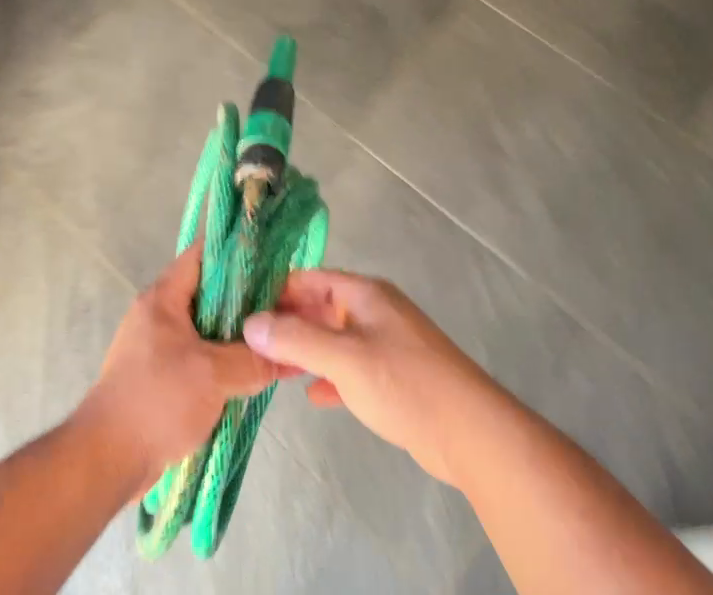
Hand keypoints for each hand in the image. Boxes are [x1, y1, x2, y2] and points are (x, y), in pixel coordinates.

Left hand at [76, 242, 281, 491]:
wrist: (108, 456)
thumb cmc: (157, 400)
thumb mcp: (212, 375)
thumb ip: (252, 361)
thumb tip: (286, 357)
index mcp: (163, 299)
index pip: (202, 256)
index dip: (238, 254)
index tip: (276, 263)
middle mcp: (159, 316)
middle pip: (211, 294)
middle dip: (249, 301)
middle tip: (289, 310)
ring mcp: (160, 348)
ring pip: (209, 330)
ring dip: (241, 338)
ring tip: (281, 344)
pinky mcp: (164, 378)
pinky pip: (203, 360)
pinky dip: (228, 364)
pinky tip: (258, 375)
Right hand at [243, 269, 493, 486]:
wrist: (471, 434)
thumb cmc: (405, 384)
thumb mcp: (344, 359)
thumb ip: (296, 339)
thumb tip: (250, 323)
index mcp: (365, 294)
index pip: (310, 279)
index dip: (275, 291)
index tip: (241, 310)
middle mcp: (375, 312)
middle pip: (320, 308)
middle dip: (286, 323)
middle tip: (247, 344)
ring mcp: (386, 345)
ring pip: (333, 340)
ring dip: (305, 351)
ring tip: (269, 368)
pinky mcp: (394, 378)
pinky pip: (351, 369)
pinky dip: (330, 377)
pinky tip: (313, 396)